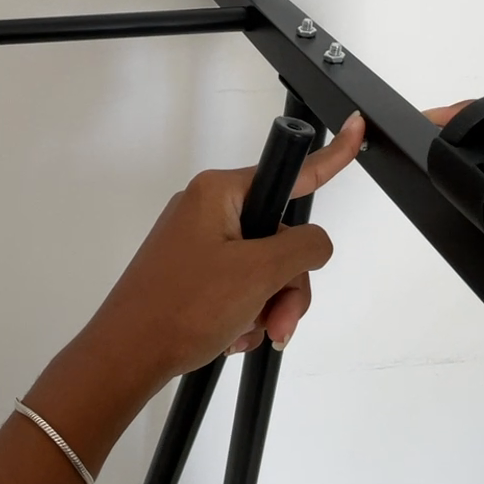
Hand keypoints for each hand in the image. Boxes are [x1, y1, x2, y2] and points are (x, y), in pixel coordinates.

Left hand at [70, 114, 366, 389]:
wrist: (127, 355)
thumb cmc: (182, 307)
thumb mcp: (258, 273)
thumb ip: (304, 248)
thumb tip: (314, 243)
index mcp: (217, 193)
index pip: (289, 173)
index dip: (330, 157)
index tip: (357, 127)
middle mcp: (206, 211)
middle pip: (280, 239)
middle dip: (286, 286)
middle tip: (279, 321)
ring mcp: (197, 244)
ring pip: (262, 270)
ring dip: (266, 307)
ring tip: (249, 333)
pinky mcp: (191, 274)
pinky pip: (238, 288)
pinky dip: (243, 314)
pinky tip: (231, 336)